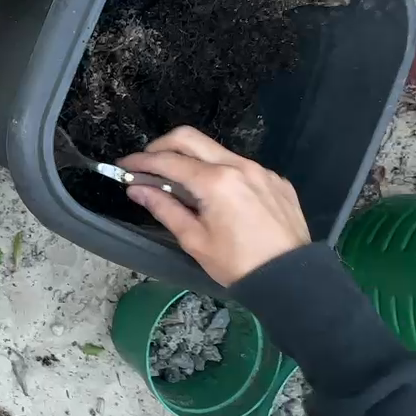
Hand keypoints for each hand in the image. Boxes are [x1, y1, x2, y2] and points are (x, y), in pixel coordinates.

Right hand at [118, 127, 310, 285]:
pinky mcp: (275, 179)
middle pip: (189, 138)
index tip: (123, 166)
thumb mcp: (192, 238)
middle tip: (146, 164)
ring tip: (177, 182)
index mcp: (215, 182)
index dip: (140, 161)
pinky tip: (213, 194)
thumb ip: (163, 207)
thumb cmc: (237, 263)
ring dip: (189, 158)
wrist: (292, 278)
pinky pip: (238, 165)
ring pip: (214, 150)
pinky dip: (217, 171)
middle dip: (161, 146)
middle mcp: (238, 166)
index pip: (167, 161)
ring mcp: (260, 170)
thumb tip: (136, 188)